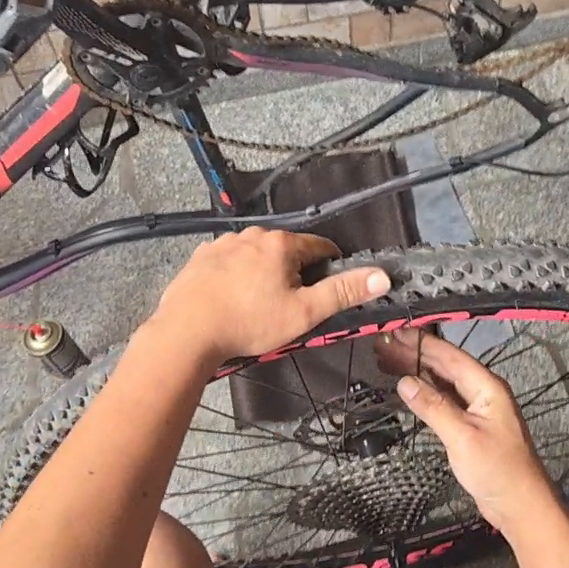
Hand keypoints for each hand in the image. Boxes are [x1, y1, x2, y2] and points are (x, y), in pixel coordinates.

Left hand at [145, 227, 389, 367]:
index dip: (330, 267)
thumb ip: (342, 292)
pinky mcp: (201, 258)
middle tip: (290, 307)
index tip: (327, 289)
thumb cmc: (248, 322)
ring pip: (256, 256)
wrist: (187, 331)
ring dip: (263, 274)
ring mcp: (223, 244)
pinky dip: (236, 278)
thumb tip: (381, 276)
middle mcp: (252, 235)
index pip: (320, 247)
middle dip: (293, 274)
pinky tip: (232, 301)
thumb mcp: (303, 312)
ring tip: (258, 308)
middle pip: (286, 251)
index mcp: (281, 244)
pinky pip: (229, 263)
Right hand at [376, 331, 557, 533]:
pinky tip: (407, 387)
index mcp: (486, 386)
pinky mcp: (470, 425)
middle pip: (444, 366)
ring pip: (441, 381)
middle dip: (413, 354)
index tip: (393, 332)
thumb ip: (433, 407)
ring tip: (386, 361)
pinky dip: (423, 390)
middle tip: (382, 346)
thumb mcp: (462, 437)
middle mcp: (482, 391)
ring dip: (416, 370)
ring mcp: (476, 408)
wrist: (521, 507)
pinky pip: (443, 398)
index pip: (449, 356)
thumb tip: (404, 381)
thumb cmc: (497, 470)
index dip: (420, 343)